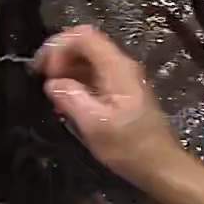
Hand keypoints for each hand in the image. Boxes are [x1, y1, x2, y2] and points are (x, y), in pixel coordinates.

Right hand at [35, 26, 190, 188]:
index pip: (84, 36)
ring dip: (65, 67)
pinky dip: (74, 78)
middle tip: (42, 75)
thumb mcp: (95, 125)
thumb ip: (71, 99)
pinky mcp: (119, 89)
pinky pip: (91, 72)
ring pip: (87, 56)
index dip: (59, 46)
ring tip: (50, 88)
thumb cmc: (130, 148)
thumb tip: (52, 83)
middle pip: (84, 42)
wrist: (161, 167)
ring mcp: (121, 77)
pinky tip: (65, 97)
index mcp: (117, 68)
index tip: (45, 69)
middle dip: (59, 54)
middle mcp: (120, 66)